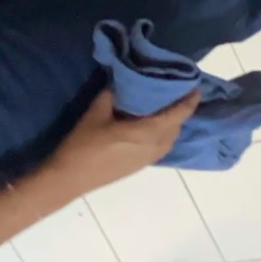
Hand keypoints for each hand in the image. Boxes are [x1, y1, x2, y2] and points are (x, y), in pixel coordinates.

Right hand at [41, 89, 199, 194]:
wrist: (67, 180)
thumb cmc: (82, 146)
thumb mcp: (94, 116)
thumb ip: (110, 96)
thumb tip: (120, 81)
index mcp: (152, 131)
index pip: (182, 112)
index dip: (191, 99)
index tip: (193, 86)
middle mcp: (159, 144)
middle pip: (179, 123)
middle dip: (181, 109)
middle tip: (173, 94)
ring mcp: (153, 157)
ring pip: (172, 135)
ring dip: (172, 122)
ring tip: (163, 109)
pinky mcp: (144, 164)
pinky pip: (163, 145)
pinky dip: (164, 133)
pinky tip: (151, 127)